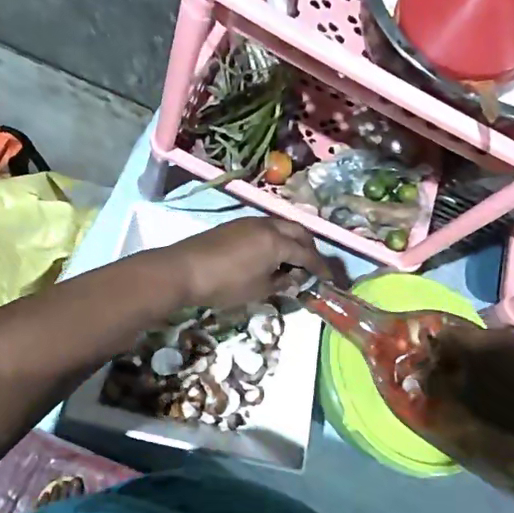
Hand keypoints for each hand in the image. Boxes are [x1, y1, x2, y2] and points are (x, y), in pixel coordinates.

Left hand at [145, 218, 328, 311]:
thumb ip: (281, 282)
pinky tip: (269, 254)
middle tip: (312, 266)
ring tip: (291, 261)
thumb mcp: (258, 290)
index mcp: (278, 242)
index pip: (308, 254)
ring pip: (282, 226)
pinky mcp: (235, 225)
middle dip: (310, 248)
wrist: (183, 269)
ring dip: (292, 240)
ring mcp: (249, 222)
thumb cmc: (224, 284)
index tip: (330, 279)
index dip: (321, 268)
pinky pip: (265, 227)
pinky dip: (276, 238)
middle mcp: (268, 226)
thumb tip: (295, 278)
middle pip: (298, 232)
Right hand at [421, 323, 513, 452]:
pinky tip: (498, 386)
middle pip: (466, 338)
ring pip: (486, 345)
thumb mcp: (466, 397)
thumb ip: (442, 381)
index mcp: (475, 339)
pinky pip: (504, 353)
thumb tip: (426, 373)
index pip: (444, 334)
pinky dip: (495, 366)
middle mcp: (496, 333)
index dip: (434, 350)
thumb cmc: (508, 408)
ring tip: (475, 384)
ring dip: (477, 361)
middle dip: (456, 355)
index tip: (432, 369)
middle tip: (451, 377)